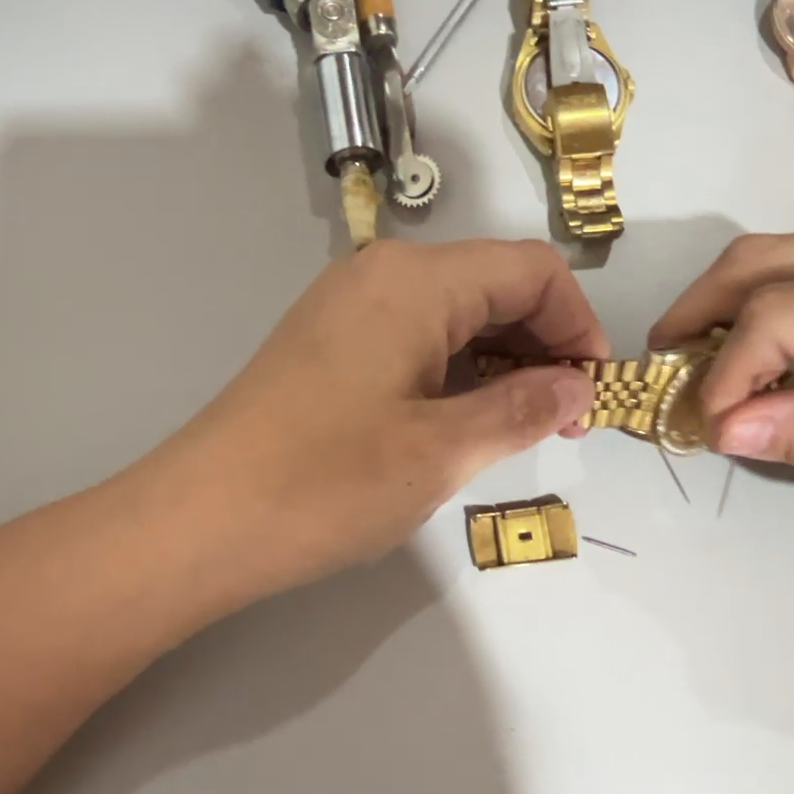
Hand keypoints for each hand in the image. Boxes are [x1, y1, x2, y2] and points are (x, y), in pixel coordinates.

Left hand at [152, 239, 606, 596]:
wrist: (200, 522)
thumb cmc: (326, 483)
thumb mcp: (442, 451)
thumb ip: (523, 409)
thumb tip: (578, 386)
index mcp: (416, 280)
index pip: (532, 271)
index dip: (578, 326)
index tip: (593, 394)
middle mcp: (380, 276)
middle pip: (493, 286)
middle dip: (543, 346)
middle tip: (563, 423)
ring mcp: (347, 309)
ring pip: (453, 316)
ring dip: (500, 364)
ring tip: (520, 430)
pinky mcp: (327, 347)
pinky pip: (413, 340)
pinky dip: (454, 373)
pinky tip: (463, 423)